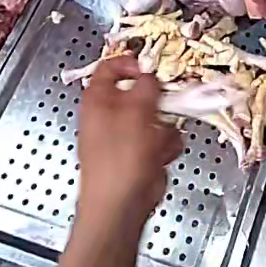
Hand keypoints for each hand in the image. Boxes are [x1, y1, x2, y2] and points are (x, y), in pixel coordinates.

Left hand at [76, 56, 181, 233]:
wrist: (122, 203)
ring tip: (158, 141)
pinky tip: (161, 155)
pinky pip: (164, 137)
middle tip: (165, 107)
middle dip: (158, 102)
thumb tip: (152, 75)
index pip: (110, 67)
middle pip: (141, 93)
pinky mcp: (143, 152)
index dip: (131, 63)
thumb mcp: (135, 113)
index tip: (152, 67)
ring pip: (158, 115)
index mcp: (98, 101)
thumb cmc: (119, 160)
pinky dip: (167, 145)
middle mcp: (111, 115)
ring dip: (165, 127)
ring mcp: (128, 134)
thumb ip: (146, 88)